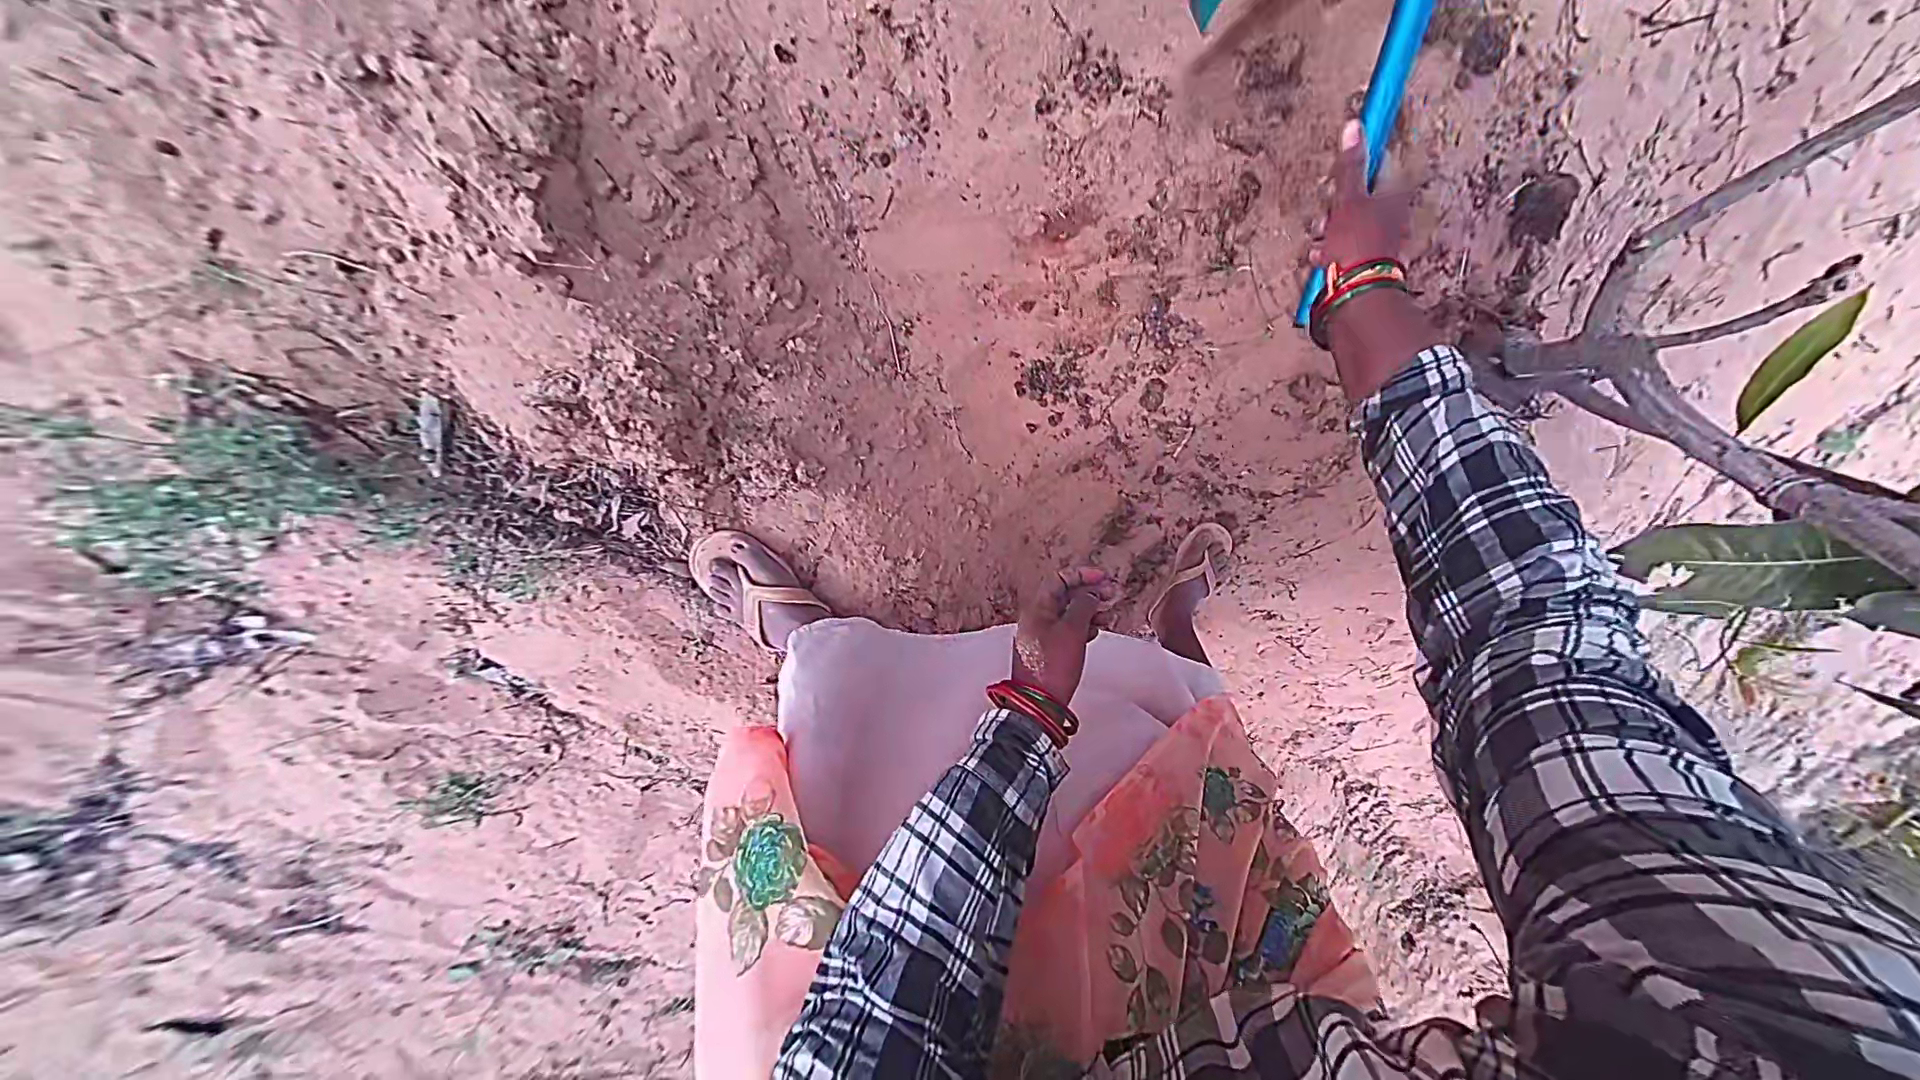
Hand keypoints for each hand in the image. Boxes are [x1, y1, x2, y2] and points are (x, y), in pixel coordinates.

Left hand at [1011, 566, 1115, 705]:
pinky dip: (1084, 626)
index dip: (1082, 575)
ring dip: (1089, 610)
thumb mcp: (1072, 630)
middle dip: (1090, 592)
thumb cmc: (1053, 665)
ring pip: (1068, 613)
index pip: (1060, 580)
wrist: (1039, 701)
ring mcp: (1042, 635)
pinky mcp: (1049, 650)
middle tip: (1112, 594)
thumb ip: (1083, 606)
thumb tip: (1091, 594)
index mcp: (1038, 608)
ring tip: (1109, 613)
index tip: (1103, 578)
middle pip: (1065, 596)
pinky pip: (1068, 630)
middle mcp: (1038, 618)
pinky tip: (1096, 630)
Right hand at [1312, 120, 1409, 271]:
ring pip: (1348, 235)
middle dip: (1333, 218)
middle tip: (1323, 227)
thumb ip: (1350, 167)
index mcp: (1394, 201)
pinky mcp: (1367, 270)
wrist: (1358, 290)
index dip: (1347, 190)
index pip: (1369, 183)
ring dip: (1329, 240)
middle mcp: (1393, 223)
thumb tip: (1354, 127)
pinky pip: (1345, 256)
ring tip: (1320, 251)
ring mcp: (1381, 247)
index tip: (1334, 199)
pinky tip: (1323, 263)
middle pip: (1356, 210)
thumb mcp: (1349, 200)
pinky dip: (1332, 258)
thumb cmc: (1357, 244)